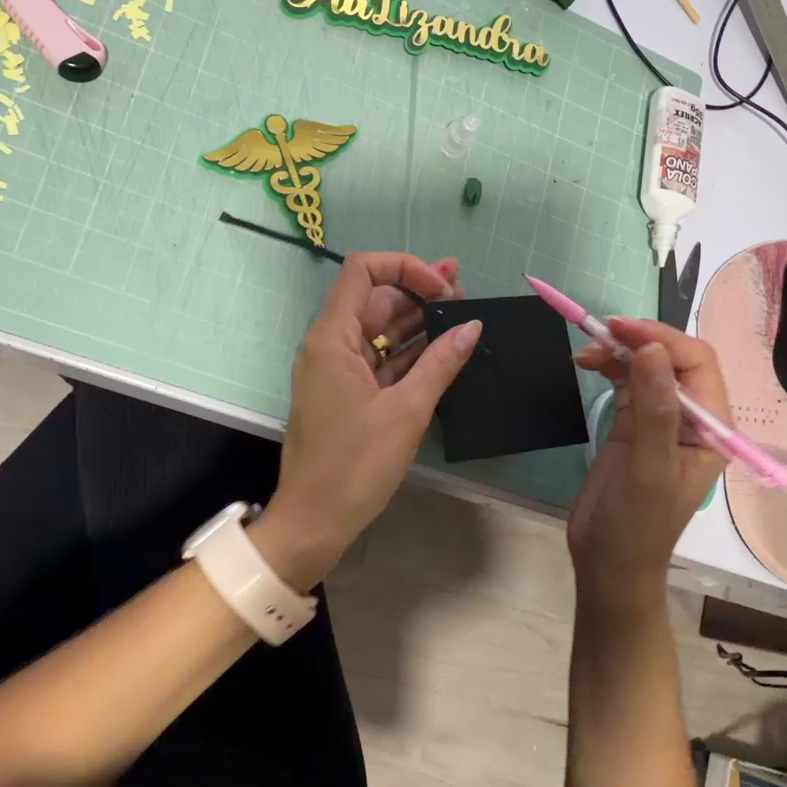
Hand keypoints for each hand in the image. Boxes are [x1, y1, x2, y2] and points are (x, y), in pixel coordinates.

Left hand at [256, 252, 479, 590]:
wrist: (314, 519)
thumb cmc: (356, 464)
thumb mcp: (407, 411)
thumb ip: (440, 363)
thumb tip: (472, 327)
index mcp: (332, 338)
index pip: (362, 271)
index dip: (405, 268)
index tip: (442, 289)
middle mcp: (329, 346)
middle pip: (373, 300)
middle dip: (418, 292)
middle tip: (465, 294)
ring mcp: (335, 372)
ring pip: (377, 331)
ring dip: (416, 322)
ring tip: (461, 316)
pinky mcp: (344, 396)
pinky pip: (377, 361)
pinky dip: (407, 354)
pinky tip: (441, 351)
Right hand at [568, 319, 730, 596]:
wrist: (608, 565)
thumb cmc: (636, 526)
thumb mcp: (648, 470)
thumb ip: (653, 409)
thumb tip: (650, 349)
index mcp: (712, 429)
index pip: (697, 365)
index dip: (662, 339)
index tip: (620, 328)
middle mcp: (691, 420)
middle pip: (673, 361)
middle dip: (640, 339)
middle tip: (599, 330)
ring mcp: (660, 423)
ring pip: (647, 369)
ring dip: (620, 352)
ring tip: (586, 349)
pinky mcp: (632, 428)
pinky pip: (626, 385)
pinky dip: (608, 368)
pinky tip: (587, 363)